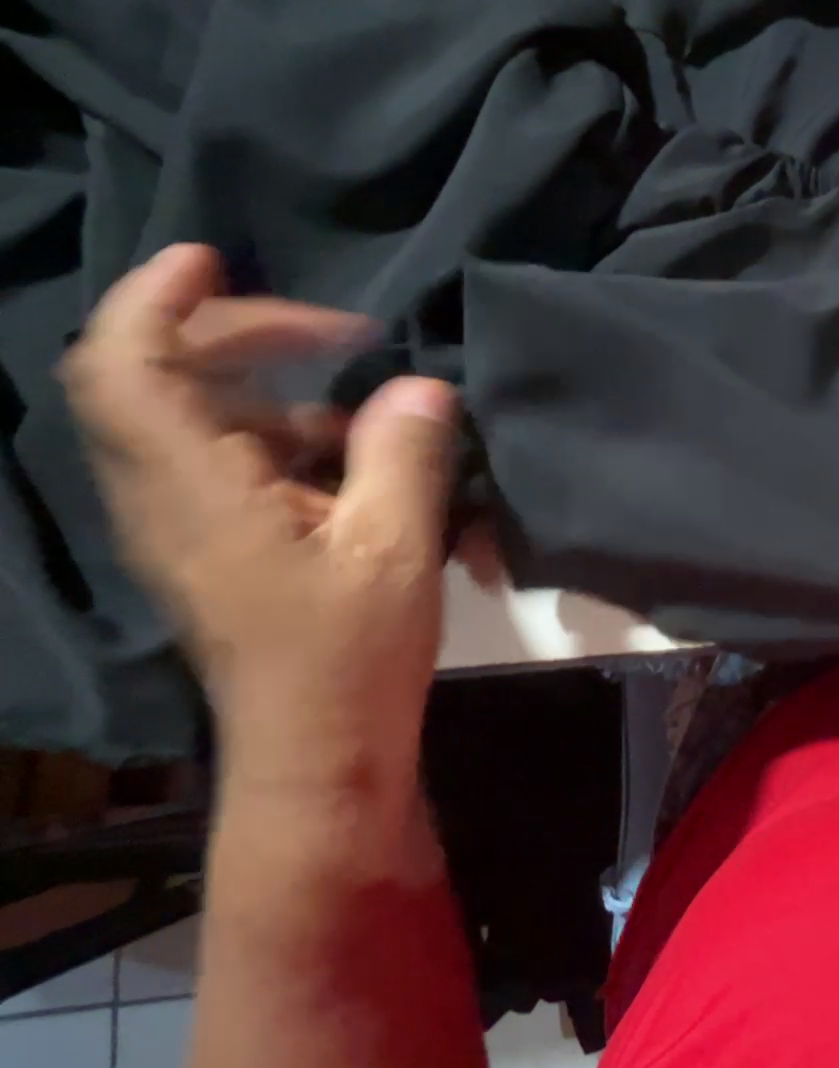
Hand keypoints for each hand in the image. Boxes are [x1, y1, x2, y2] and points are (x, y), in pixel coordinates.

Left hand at [61, 244, 458, 794]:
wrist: (321, 746)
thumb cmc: (349, 652)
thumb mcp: (395, 550)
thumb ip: (405, 458)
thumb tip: (421, 388)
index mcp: (195, 489)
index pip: (127, 367)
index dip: (158, 301)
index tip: (216, 260)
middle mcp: (169, 498)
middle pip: (164, 383)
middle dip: (245, 339)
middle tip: (340, 334)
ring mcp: (192, 527)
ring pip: (210, 426)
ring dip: (286, 397)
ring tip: (377, 409)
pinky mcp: (224, 550)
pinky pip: (240, 467)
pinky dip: (297, 444)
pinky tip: (366, 466)